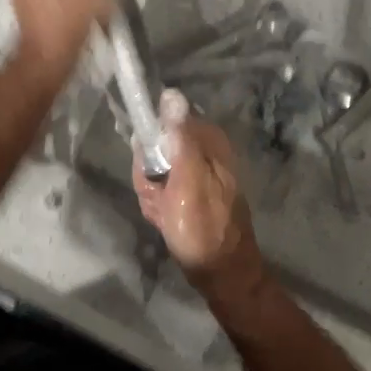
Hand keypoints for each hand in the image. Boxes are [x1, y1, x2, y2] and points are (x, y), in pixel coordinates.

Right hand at [134, 90, 267, 291]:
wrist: (222, 276)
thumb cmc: (204, 228)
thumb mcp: (188, 179)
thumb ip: (180, 137)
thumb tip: (171, 93)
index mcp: (208, 141)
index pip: (165, 120)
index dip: (151, 143)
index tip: (149, 164)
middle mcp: (204, 151)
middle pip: (158, 146)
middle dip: (150, 173)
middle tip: (158, 197)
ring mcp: (198, 173)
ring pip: (157, 169)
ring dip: (153, 192)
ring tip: (164, 214)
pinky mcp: (192, 192)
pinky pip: (163, 189)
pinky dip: (160, 204)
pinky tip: (165, 221)